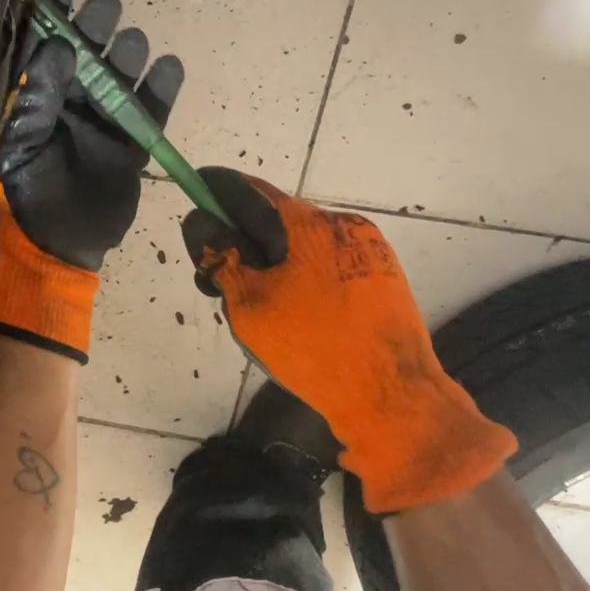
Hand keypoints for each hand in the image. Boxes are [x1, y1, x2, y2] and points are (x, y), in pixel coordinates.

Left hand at [0, 0, 183, 361]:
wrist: (59, 246)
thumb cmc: (28, 195)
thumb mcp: (19, 149)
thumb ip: (35, 101)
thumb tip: (54, 49)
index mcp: (36, 99)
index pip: (44, 47)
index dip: (53, 16)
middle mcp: (71, 101)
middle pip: (88, 52)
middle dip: (95, 26)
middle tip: (104, 8)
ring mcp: (105, 119)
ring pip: (121, 73)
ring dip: (127, 52)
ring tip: (129, 44)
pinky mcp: (134, 140)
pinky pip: (152, 107)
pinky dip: (162, 86)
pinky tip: (167, 67)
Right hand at [182, 169, 515, 511]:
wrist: (393, 400)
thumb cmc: (314, 348)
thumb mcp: (249, 306)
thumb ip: (220, 260)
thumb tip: (200, 223)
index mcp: (313, 225)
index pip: (253, 191)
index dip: (218, 190)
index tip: (196, 190)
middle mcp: (346, 228)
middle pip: (277, 222)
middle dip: (241, 242)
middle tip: (214, 280)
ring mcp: (370, 254)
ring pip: (302, 248)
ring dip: (270, 265)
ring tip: (252, 310)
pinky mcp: (383, 281)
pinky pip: (327, 268)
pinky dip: (299, 279)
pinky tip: (289, 317)